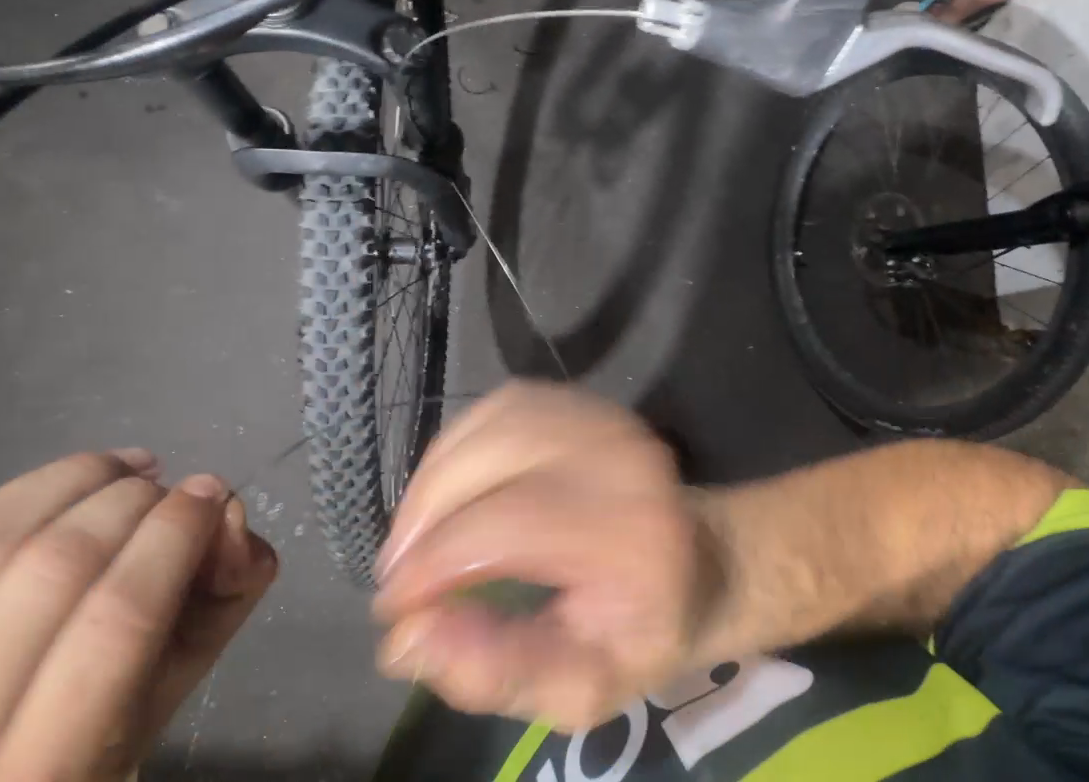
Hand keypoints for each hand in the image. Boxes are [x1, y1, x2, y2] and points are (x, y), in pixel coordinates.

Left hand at [0, 451, 277, 781]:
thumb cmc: (85, 753)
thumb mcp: (168, 697)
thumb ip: (217, 606)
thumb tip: (228, 514)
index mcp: (42, 768)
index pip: (118, 620)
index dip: (174, 538)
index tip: (214, 495)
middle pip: (55, 569)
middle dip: (134, 503)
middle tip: (176, 489)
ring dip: (78, 480)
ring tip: (132, 469)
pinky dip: (29, 489)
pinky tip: (76, 479)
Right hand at [372, 382, 715, 732]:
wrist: (696, 562)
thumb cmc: (639, 632)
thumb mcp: (581, 688)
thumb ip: (500, 673)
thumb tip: (407, 639)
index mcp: (635, 533)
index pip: (509, 526)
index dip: (436, 563)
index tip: (393, 607)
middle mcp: (622, 459)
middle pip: (489, 463)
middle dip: (422, 520)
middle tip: (395, 576)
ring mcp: (599, 418)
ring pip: (484, 431)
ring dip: (430, 485)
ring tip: (413, 542)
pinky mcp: (577, 400)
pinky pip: (491, 412)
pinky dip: (453, 452)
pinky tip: (444, 497)